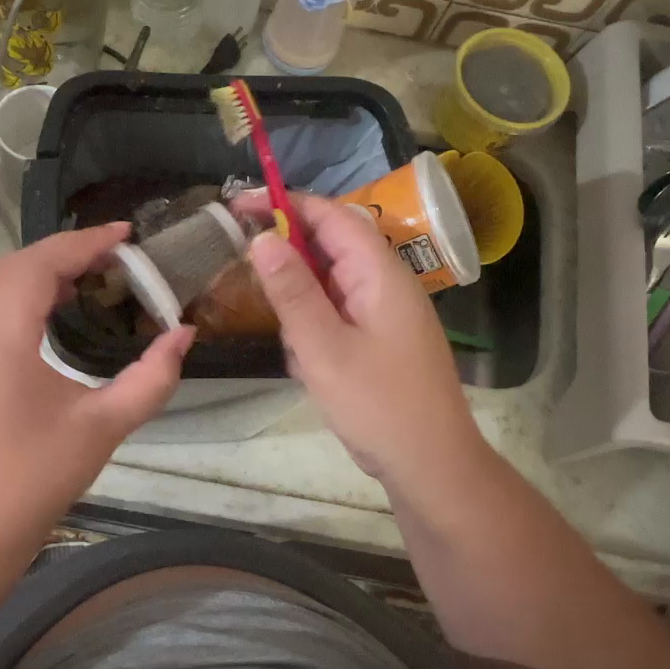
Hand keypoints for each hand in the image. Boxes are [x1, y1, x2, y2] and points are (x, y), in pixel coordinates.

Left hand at [0, 223, 194, 544]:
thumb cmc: (41, 474)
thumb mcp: (106, 424)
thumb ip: (152, 377)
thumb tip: (184, 333)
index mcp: (1, 333)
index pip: (43, 263)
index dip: (87, 243)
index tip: (126, 237)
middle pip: (11, 264)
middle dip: (61, 256)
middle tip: (108, 268)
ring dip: (19, 269)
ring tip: (61, 286)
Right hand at [234, 190, 479, 485]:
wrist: (430, 464)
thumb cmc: (378, 404)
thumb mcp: (323, 348)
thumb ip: (292, 292)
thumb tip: (262, 239)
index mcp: (380, 274)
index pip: (331, 216)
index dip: (284, 204)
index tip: (238, 205)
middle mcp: (386, 285)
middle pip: (330, 248)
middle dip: (287, 259)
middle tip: (245, 274)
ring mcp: (385, 314)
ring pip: (329, 287)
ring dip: (300, 306)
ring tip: (293, 349)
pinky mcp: (379, 342)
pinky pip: (337, 318)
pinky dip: (314, 333)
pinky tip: (308, 366)